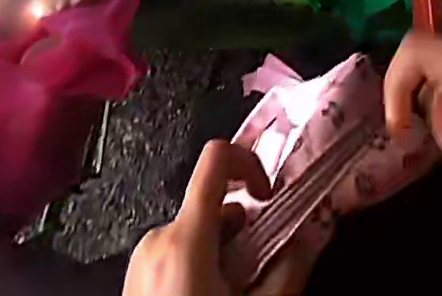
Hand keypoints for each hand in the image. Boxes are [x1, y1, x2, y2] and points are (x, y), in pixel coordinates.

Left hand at [125, 141, 271, 295]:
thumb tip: (308, 236)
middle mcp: (157, 237)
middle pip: (209, 203)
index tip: (265, 193)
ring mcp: (141, 256)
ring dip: (220, 251)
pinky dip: (197, 266)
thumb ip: (285, 269)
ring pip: (195, 230)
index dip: (248, 162)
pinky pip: (174, 251)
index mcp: (185, 238)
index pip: (216, 158)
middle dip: (239, 228)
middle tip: (257, 268)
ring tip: (231, 291)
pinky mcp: (133, 275)